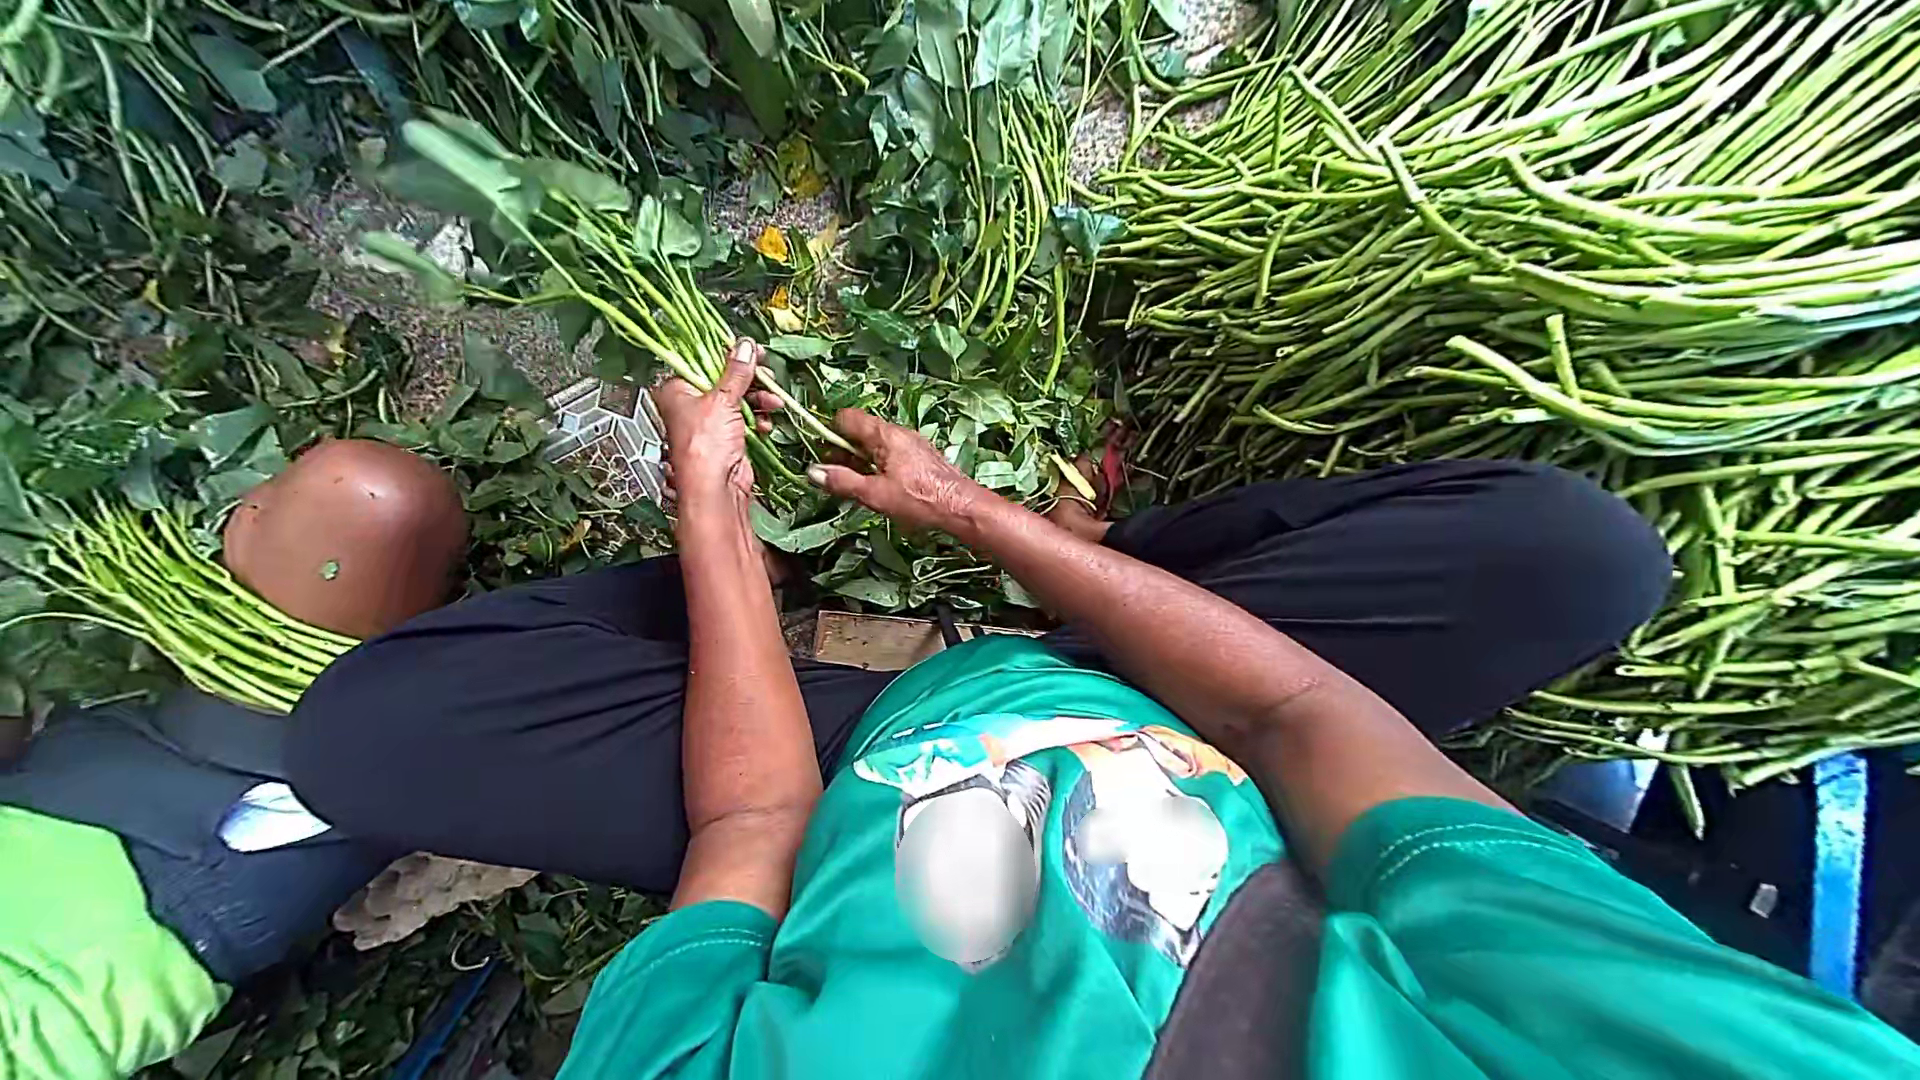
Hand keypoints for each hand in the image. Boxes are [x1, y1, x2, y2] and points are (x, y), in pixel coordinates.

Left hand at [651, 339, 781, 505]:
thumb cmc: (704, 447)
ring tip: (773, 402)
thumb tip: (744, 347)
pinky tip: (765, 422)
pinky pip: (746, 419)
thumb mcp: (722, 399)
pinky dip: (758, 418)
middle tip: (766, 375)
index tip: (750, 350)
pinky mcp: (727, 436)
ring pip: (739, 399)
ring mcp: (710, 421)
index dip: (728, 354)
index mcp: (677, 389)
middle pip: (725, 379)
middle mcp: (691, 404)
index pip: (703, 360)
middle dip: (750, 380)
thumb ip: (737, 372)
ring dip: (759, 400)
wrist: (716, 486)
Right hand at [807, 409, 1000, 533]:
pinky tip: (878, 487)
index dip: (829, 432)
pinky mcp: (920, 458)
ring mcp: (911, 444)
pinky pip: (891, 455)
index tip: (820, 453)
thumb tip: (813, 472)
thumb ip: (843, 481)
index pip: (847, 418)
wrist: (961, 508)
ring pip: (876, 445)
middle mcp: (898, 433)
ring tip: (852, 484)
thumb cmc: (919, 499)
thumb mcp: (875, 494)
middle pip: (860, 432)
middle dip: (843, 451)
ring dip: (860, 461)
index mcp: (885, 434)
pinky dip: (878, 466)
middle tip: (832, 474)